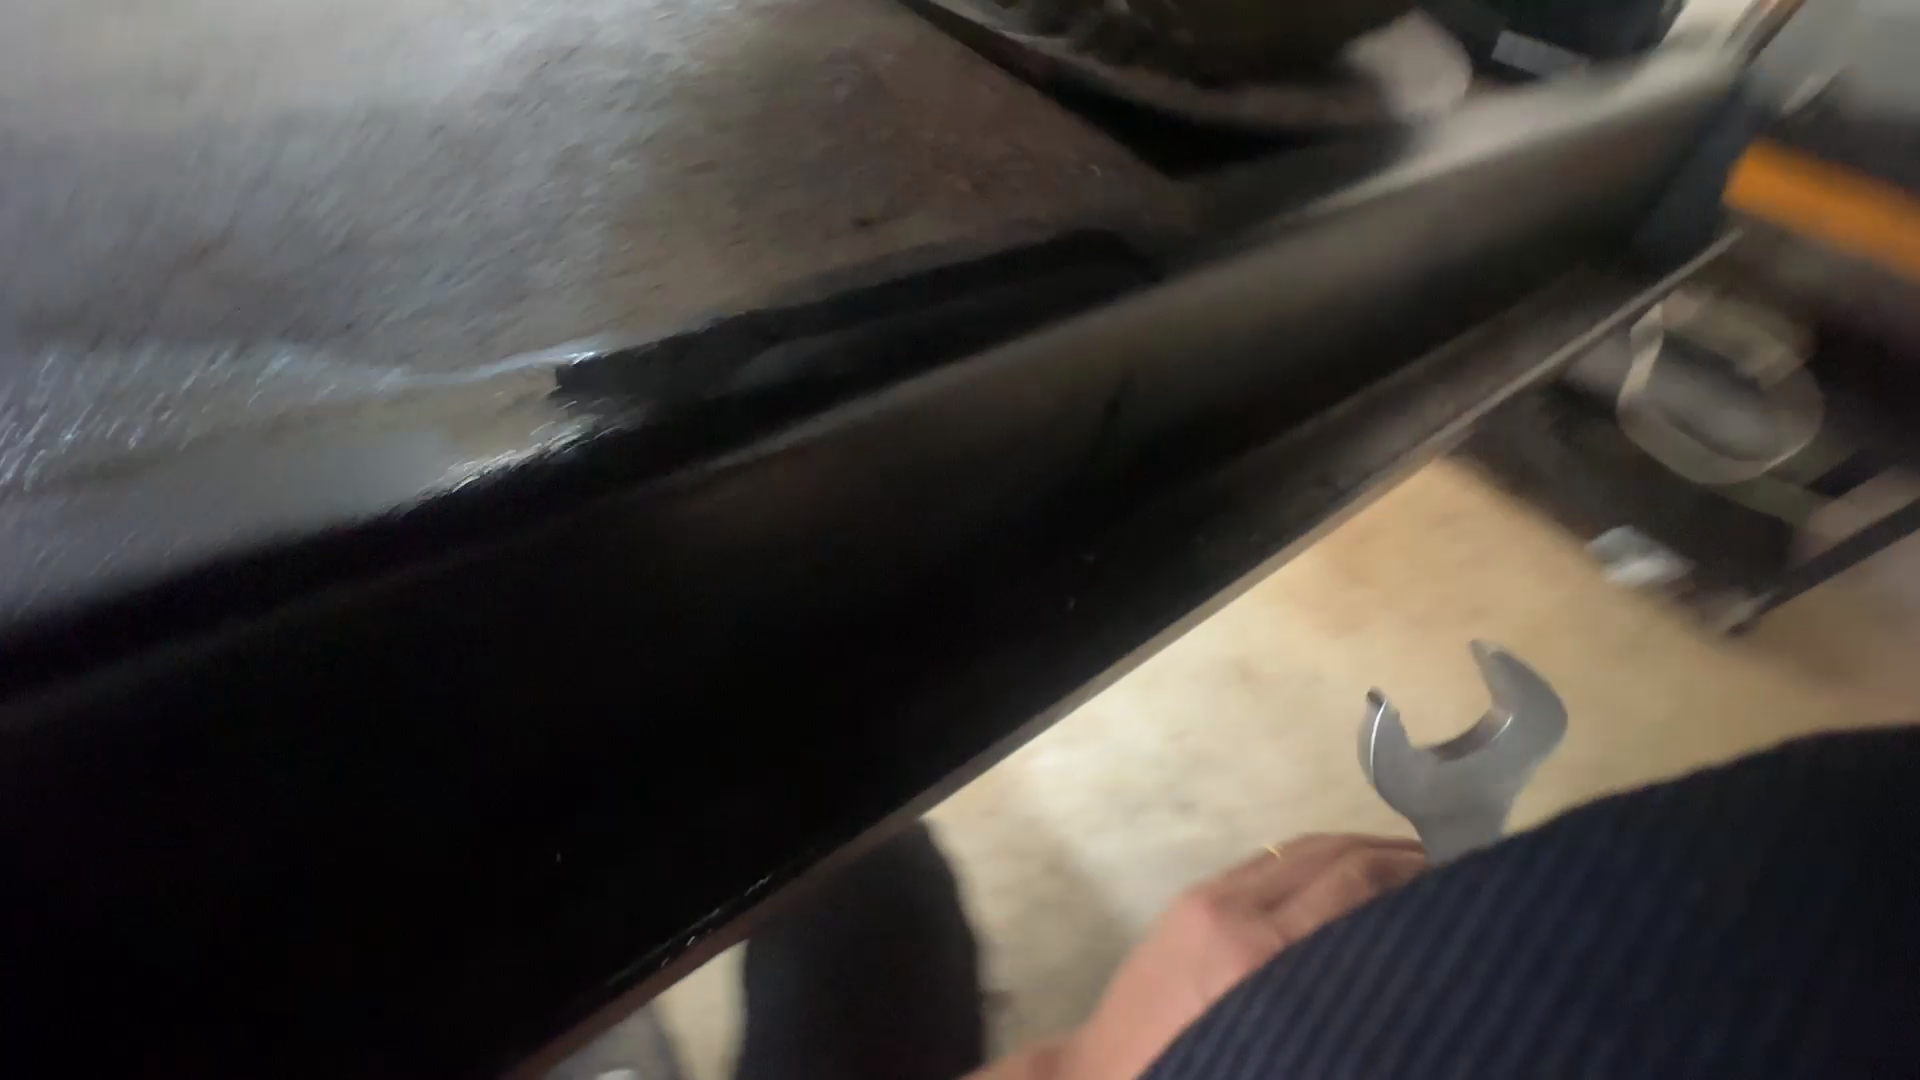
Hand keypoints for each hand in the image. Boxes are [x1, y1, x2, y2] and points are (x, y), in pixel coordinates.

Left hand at [979, 834, 1423, 1079]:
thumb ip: (1343, 1007)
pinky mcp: (1189, 899)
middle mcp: (1233, 910)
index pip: (1350, 886)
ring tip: (1403, 870)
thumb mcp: (1287, 1053)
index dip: (1409, 875)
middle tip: (1446, 872)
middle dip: (1388, 856)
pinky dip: (1309, 864)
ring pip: (1293, 853)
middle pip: (1324, 857)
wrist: (1106, 1077)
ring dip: (1349, 854)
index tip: (1462, 884)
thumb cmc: (1202, 1074)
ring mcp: (1206, 897)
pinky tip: (1339, 883)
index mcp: (1260, 956)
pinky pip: (1262, 866)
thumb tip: (1406, 982)